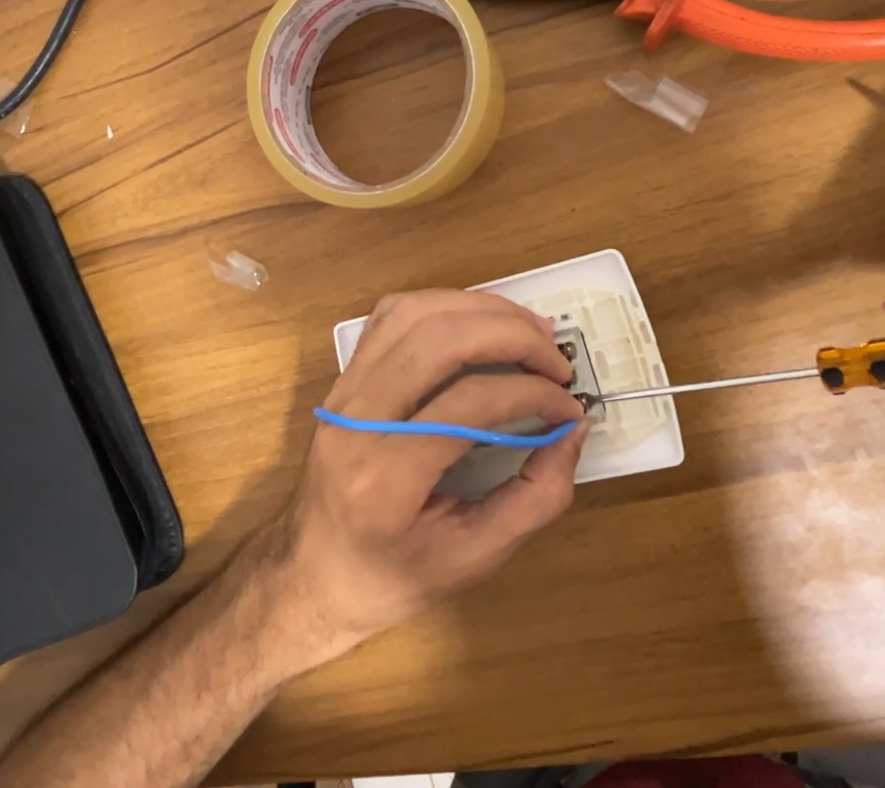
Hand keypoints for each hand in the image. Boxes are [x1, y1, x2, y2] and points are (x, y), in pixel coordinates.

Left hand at [258, 289, 587, 658]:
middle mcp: (356, 420)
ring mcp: (342, 393)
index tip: (569, 409)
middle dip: (510, 334)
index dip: (530, 393)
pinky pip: (390, 318)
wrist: (312, 572)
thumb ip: (534, 497)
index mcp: (385, 477)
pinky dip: (442, 307)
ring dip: (478, 309)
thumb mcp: (474, 558)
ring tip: (529, 331)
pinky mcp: (343, 380)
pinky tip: (478, 325)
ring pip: (411, 313)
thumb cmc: (392, 577)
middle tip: (557, 360)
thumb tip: (572, 431)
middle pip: (436, 340)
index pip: (466, 403)